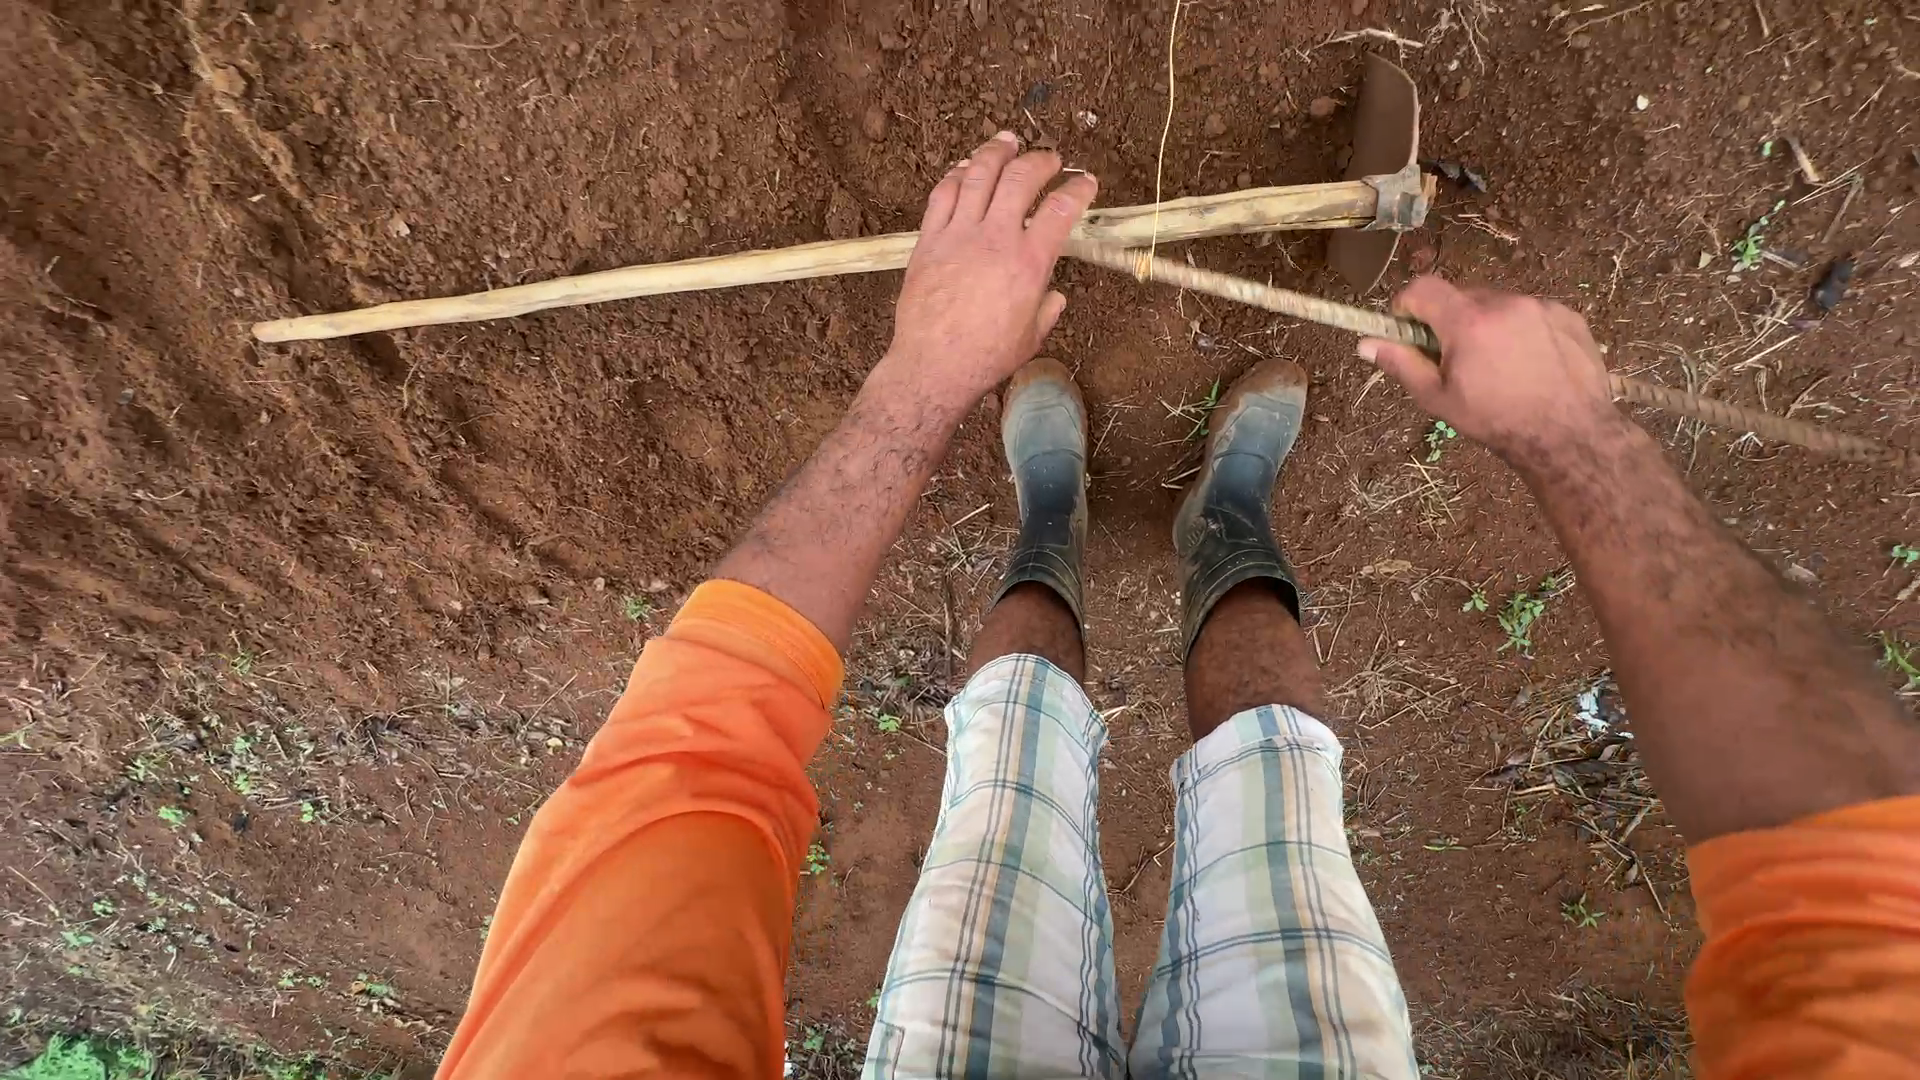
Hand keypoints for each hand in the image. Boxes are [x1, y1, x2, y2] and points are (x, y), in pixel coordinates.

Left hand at [880, 131, 1098, 406]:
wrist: (933, 366)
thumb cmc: (984, 358)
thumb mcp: (1030, 338)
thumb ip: (1047, 310)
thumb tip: (1055, 296)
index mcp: (1029, 264)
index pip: (1061, 210)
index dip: (1078, 189)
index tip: (1085, 182)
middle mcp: (995, 239)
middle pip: (1021, 178)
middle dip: (1040, 161)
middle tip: (1049, 159)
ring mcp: (958, 236)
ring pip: (978, 174)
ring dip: (996, 152)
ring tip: (1007, 142)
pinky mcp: (929, 241)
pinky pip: (942, 194)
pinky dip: (956, 175)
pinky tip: (964, 169)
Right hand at [1359, 276, 1626, 467]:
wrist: (1567, 432)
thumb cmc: (1492, 418)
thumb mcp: (1435, 397)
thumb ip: (1401, 363)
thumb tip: (1365, 343)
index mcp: (1468, 322)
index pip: (1423, 288)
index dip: (1406, 305)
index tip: (1406, 329)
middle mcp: (1505, 303)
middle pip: (1459, 296)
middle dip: (1446, 319)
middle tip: (1449, 357)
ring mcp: (1540, 306)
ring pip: (1495, 303)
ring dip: (1482, 324)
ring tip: (1491, 363)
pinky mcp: (1567, 314)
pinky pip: (1528, 311)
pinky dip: (1516, 329)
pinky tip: (1524, 362)